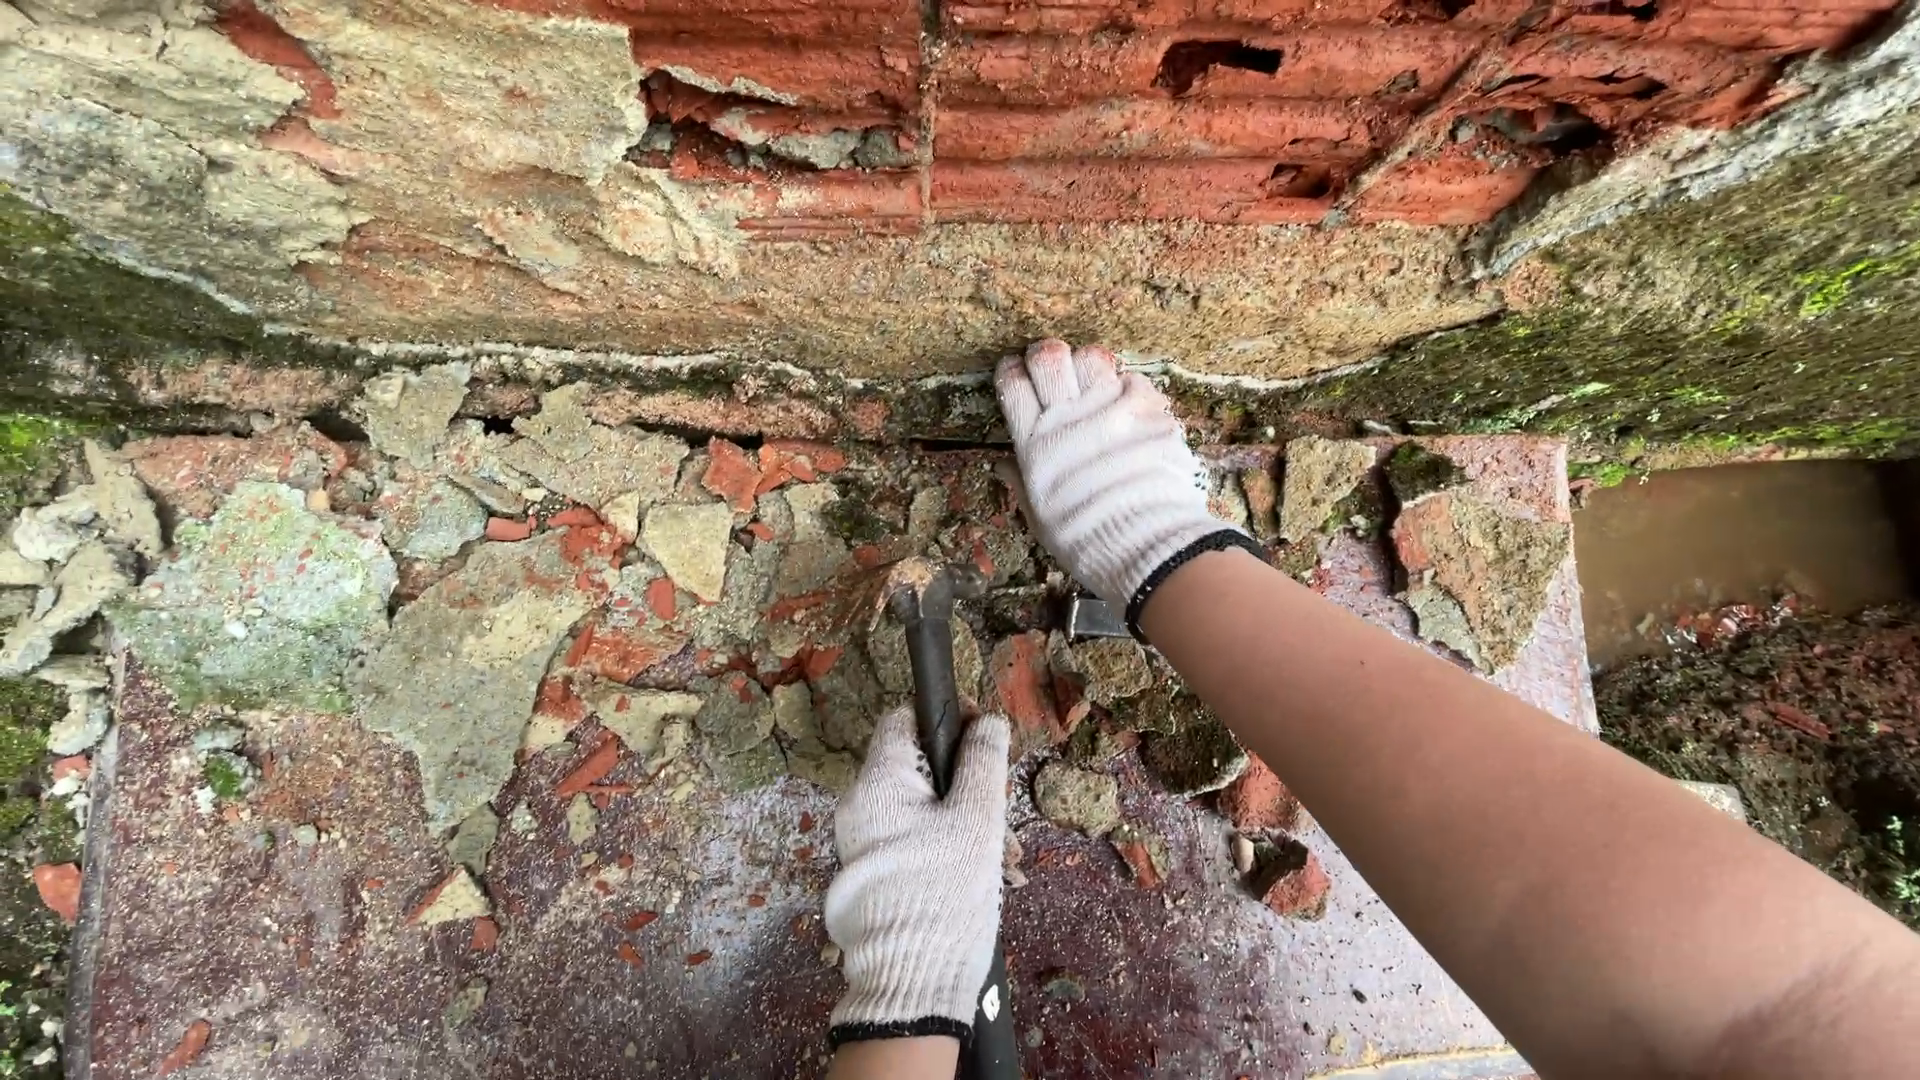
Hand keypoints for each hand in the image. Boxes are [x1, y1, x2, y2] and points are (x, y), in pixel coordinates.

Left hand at [825, 707, 1009, 1045]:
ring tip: (1005, 853)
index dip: (945, 718)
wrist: (909, 985)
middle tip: (1001, 809)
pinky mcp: (872, 870)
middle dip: (965, 779)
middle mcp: (860, 804)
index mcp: (878, 782)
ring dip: (963, 815)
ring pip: (920, 805)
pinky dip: (945, 841)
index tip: (982, 736)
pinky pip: (912, 836)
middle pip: (917, 764)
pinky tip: (984, 870)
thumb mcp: (975, 818)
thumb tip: (986, 719)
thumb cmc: (943, 889)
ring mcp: (863, 840)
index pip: (904, 720)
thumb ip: (982, 761)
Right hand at [995, 339, 1260, 630]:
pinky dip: (1126, 387)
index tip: (1017, 375)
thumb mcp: (1040, 517)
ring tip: (1094, 386)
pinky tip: (1127, 406)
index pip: (1012, 385)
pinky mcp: (1148, 409)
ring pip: (1091, 357)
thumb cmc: (1085, 538)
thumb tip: (1001, 464)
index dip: (1011, 372)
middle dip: (1046, 356)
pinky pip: (1132, 378)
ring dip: (1088, 366)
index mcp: (1036, 445)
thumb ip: (1021, 483)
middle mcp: (1069, 419)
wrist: (1147, 544)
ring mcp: (1111, 408)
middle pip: (1048, 358)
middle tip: (1054, 370)